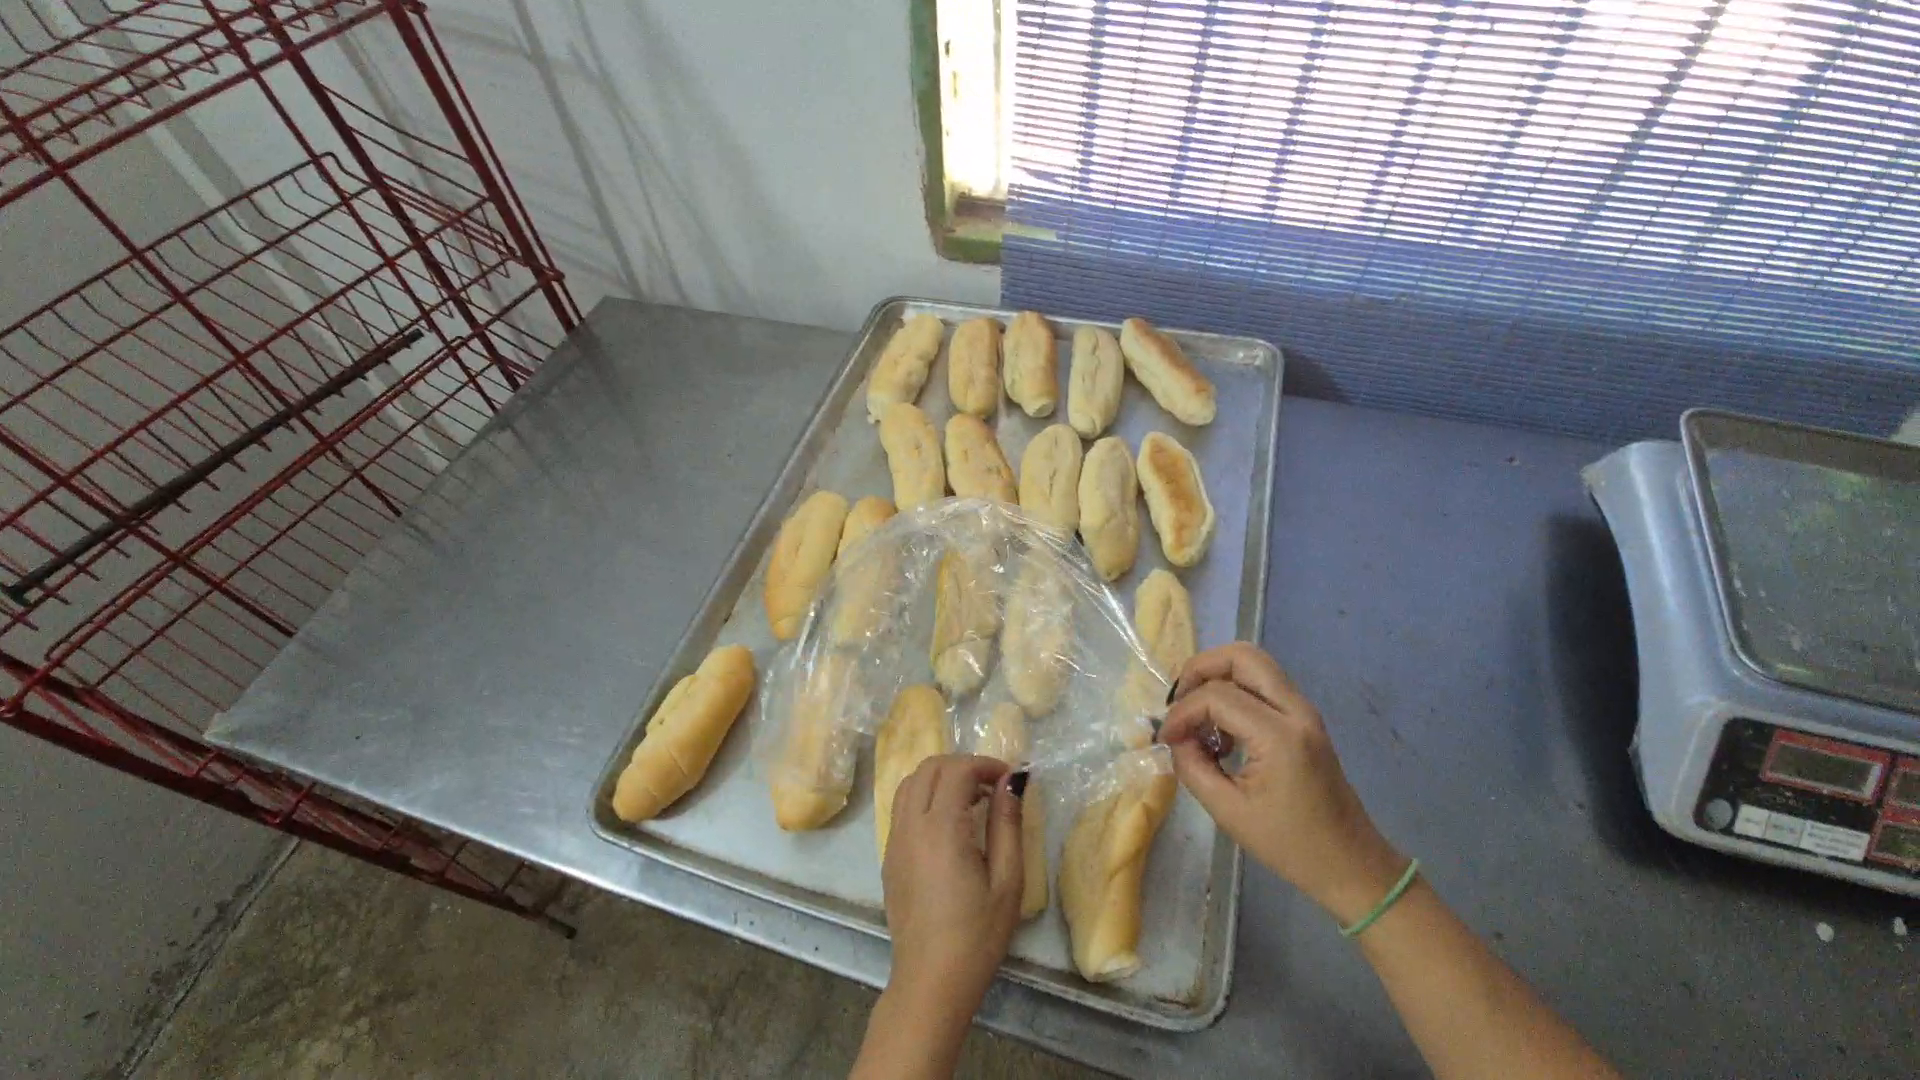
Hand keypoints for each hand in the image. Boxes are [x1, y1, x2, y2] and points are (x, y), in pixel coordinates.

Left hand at [880, 754, 1025, 1011]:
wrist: (931, 979)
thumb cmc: (977, 934)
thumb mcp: (1007, 880)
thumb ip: (1008, 823)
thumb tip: (1012, 781)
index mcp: (941, 828)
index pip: (957, 770)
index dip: (985, 764)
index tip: (1010, 779)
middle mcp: (910, 826)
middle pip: (929, 767)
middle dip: (962, 765)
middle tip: (992, 786)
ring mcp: (894, 840)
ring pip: (910, 783)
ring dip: (941, 778)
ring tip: (972, 802)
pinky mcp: (889, 857)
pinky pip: (902, 808)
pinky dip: (925, 797)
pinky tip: (950, 825)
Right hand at [1162, 643, 1408, 924]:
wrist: (1349, 863)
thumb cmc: (1289, 845)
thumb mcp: (1227, 811)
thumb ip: (1192, 766)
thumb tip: (1176, 738)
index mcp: (1279, 736)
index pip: (1217, 696)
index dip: (1182, 712)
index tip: (1166, 740)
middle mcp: (1296, 711)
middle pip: (1241, 656)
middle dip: (1200, 669)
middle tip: (1179, 703)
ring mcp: (1304, 711)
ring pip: (1254, 663)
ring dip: (1217, 678)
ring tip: (1197, 716)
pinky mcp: (1304, 719)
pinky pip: (1263, 684)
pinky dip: (1234, 691)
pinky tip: (1221, 730)